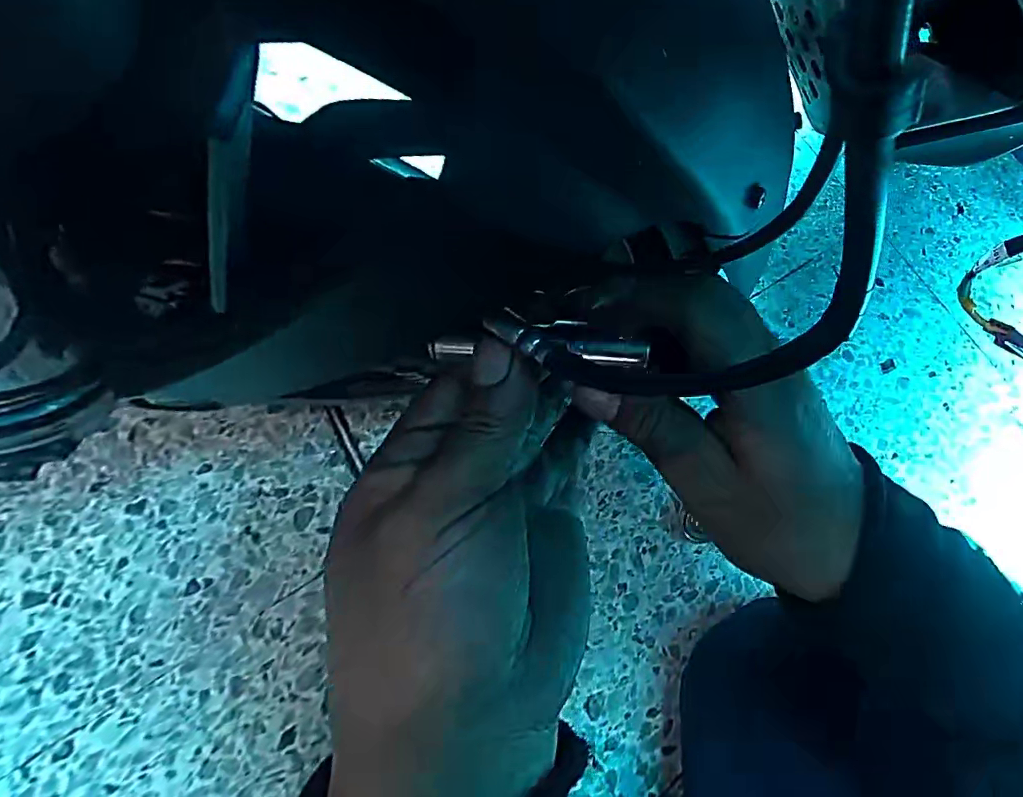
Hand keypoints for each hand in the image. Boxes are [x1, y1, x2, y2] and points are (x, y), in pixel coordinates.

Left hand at [324, 341, 589, 796]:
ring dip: (570, 383)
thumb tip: (501, 345)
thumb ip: (481, 431)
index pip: (455, 388)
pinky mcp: (553, 503)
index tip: (548, 310)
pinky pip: (570, 448)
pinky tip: (614, 386)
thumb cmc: (432, 612)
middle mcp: (459, 469)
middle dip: (542, 360)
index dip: (498, 350)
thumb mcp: (442, 516)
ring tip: (612, 342)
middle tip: (595, 319)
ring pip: (541, 418)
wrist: (478, 711)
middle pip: (503, 398)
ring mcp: (509, 487)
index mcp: (407, 469)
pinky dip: (589, 417)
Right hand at [573, 275, 863, 602]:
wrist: (845, 532)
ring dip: (655, 308)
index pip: (700, 305)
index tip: (579, 316)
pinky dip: (676, 328)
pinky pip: (718, 328)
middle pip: (704, 293)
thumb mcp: (710, 487)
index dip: (637, 297)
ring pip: (711, 305)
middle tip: (577, 319)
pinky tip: (642, 353)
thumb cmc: (780, 522)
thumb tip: (588, 382)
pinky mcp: (769, 367)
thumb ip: (655, 427)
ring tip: (599, 334)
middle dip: (638, 294)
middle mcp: (772, 351)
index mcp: (762, 377)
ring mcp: (774, 355)